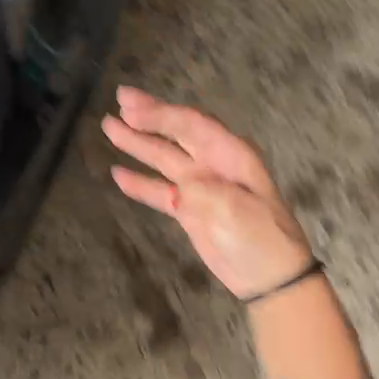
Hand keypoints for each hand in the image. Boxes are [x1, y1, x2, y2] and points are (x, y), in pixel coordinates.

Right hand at [102, 86, 315, 300]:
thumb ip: (209, 195)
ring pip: (162, 158)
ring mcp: (199, 186)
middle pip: (176, 133)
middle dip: (148, 116)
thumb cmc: (263, 239)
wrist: (270, 278)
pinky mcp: (189, 209)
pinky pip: (159, 191)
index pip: (192, 125)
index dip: (161, 115)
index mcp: (232, 156)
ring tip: (109, 127)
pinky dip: (139, 183)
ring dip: (137, 143)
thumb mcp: (240, 213)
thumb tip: (182, 188)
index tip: (130, 109)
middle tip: (120, 100)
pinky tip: (117, 174)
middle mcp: (213, 164)